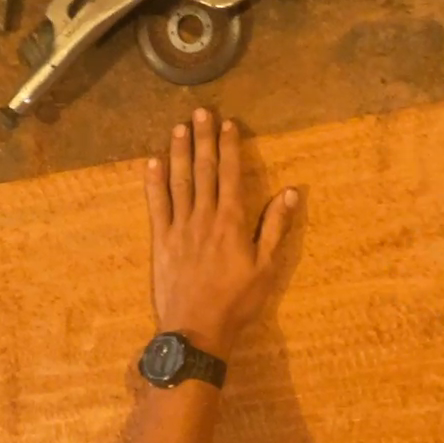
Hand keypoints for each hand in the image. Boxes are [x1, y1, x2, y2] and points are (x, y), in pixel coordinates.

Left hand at [143, 108, 297, 359]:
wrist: (196, 330)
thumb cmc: (237, 302)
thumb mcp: (266, 268)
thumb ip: (275, 227)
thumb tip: (291, 192)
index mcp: (232, 221)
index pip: (231, 175)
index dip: (229, 147)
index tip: (228, 124)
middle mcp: (204, 216)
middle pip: (204, 170)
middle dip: (203, 139)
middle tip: (199, 112)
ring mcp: (179, 227)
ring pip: (179, 181)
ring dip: (179, 153)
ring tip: (178, 128)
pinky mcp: (161, 241)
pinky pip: (156, 205)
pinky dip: (154, 183)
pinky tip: (152, 163)